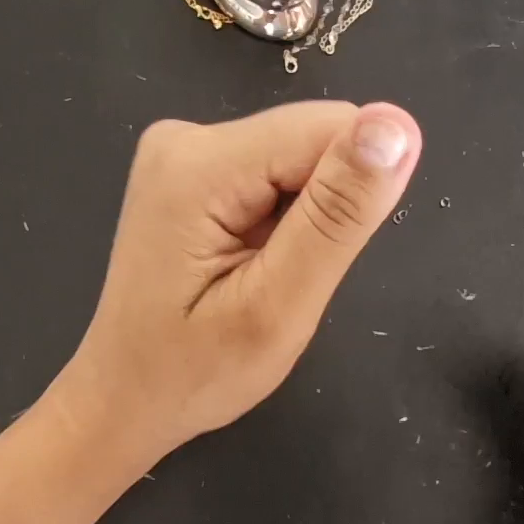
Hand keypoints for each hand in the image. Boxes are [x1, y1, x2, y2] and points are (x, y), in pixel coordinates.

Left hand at [56, 101, 422, 461]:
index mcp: (200, 165)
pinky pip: (272, 176)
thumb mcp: (278, 307)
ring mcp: (183, 153)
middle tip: (287, 279)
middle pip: (312, 139)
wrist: (126, 399)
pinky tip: (250, 264)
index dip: (352, 195)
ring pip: (297, 158)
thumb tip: (398, 125)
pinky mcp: (190, 173)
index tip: (322, 260)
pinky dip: (281, 221)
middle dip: (325, 210)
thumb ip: (337, 217)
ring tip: (264, 276)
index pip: (330, 128)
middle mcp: (186, 137)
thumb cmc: (194, 373)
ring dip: (303, 219)